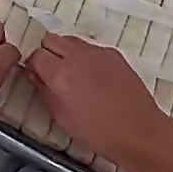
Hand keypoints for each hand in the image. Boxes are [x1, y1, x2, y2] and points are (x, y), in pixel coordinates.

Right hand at [25, 34, 172, 165]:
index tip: (37, 76)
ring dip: (66, 52)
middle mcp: (77, 56)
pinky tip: (94, 76)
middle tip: (53, 72)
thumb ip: (44, 92)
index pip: (36, 55)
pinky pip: (91, 47)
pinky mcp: (113, 53)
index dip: (33, 65)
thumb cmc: (97, 132)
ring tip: (73, 73)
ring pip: (70, 40)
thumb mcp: (61, 118)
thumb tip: (36, 76)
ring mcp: (97, 52)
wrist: (138, 131)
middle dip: (47, 53)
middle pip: (51, 39)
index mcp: (61, 74)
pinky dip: (85, 56)